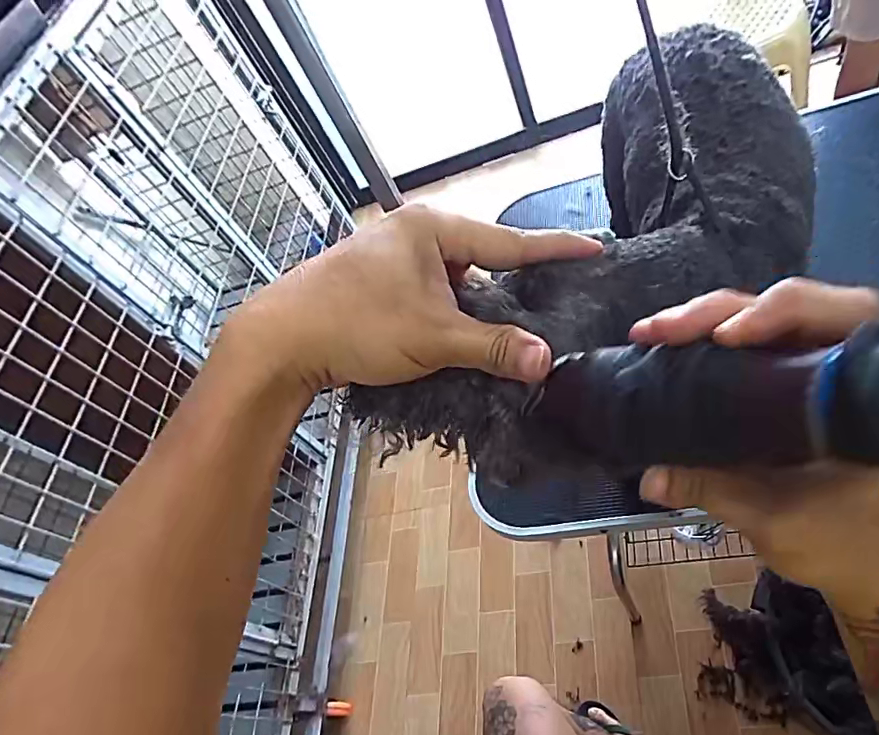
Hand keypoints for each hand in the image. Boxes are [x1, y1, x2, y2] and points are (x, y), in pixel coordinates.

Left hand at [226, 204, 601, 391]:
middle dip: (522, 284)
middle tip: (560, 300)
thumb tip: (546, 360)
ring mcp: (402, 260)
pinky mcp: (391, 285)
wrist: (283, 341)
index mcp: (433, 230)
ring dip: (489, 309)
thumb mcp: (435, 337)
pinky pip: (445, 297)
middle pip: (489, 261)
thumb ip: (494, 347)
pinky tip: (477, 339)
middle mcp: (418, 236)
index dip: (556, 248)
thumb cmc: (354, 323)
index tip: (595, 247)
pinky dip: (464, 317)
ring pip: (466, 284)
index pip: (510, 241)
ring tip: (519, 333)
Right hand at [632, 280, 878, 615]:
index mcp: (872, 395)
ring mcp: (824, 374)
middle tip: (661, 331)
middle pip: (794, 305)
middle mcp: (853, 369)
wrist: (864, 568)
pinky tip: (677, 349)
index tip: (728, 339)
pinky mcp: (798, 387)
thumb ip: (716, 492)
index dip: (783, 312)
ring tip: (657, 334)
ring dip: (712, 320)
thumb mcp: (778, 520)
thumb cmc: (843, 546)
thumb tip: (648, 476)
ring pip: (771, 320)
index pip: (843, 315)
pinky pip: (760, 349)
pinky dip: (717, 345)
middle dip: (724, 310)